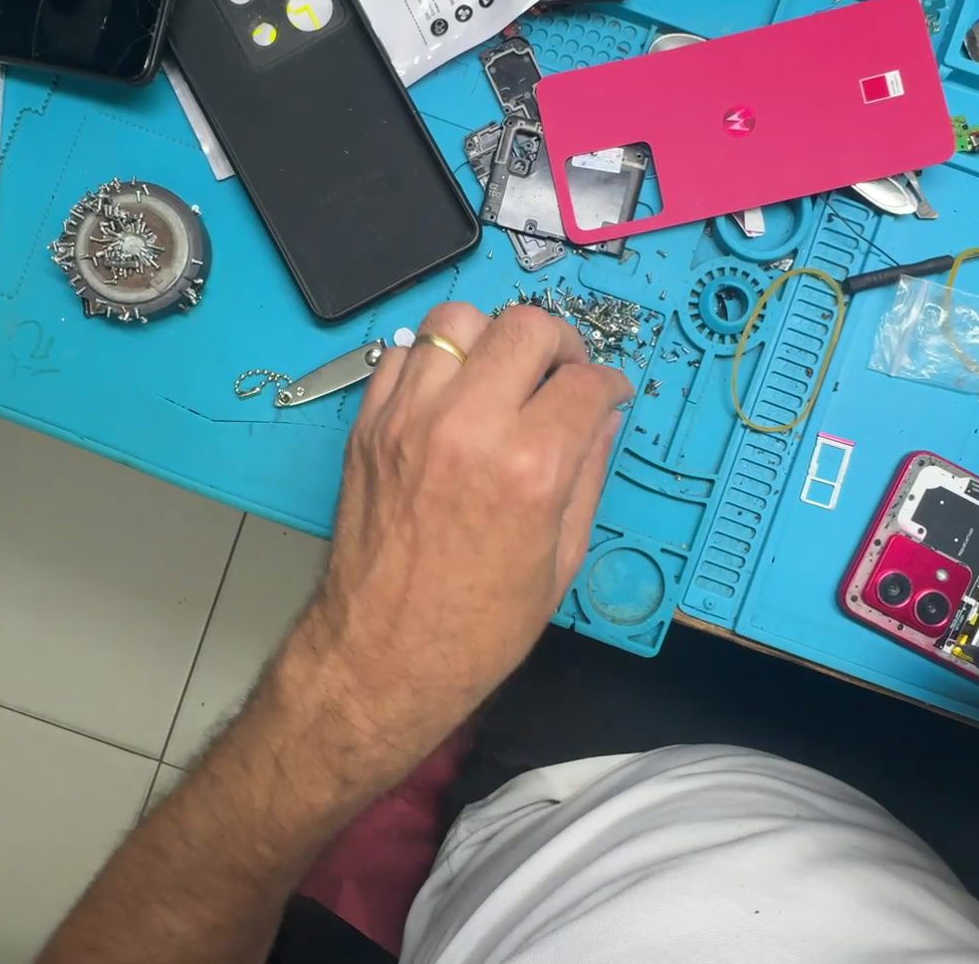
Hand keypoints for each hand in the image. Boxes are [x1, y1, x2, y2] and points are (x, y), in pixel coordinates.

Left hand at [291, 302, 630, 768]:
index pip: (586, 382)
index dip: (610, 384)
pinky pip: (405, 353)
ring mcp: (408, 419)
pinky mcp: (367, 425)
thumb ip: (589, 475)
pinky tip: (452, 394)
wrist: (382, 657)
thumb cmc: (481, 627)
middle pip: (526, 328)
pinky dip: (437, 360)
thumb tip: (604, 418)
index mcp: (530, 467)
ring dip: (493, 341)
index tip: (609, 395)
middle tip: (561, 377)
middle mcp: (469, 426)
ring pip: (458, 321)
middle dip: (560, 345)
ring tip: (502, 378)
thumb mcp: (562, 561)